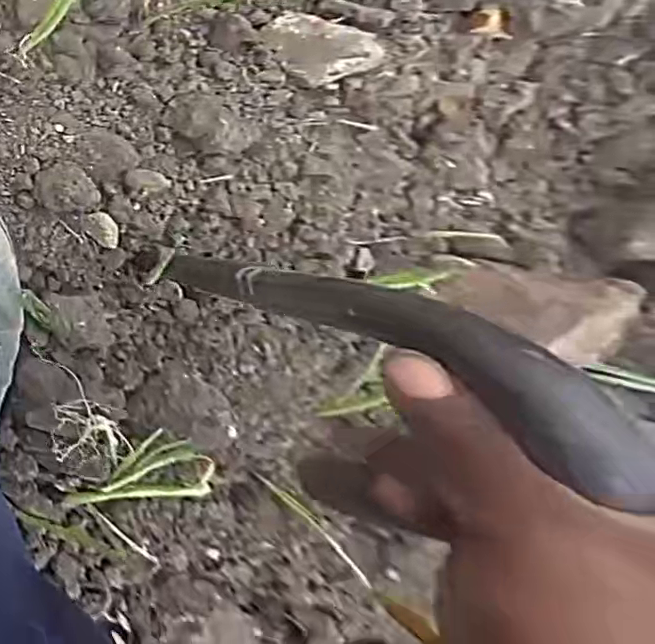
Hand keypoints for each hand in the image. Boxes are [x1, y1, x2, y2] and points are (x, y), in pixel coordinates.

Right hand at [329, 354, 654, 642]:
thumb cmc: (579, 621)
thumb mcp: (523, 523)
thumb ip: (467, 439)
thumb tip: (409, 362)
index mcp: (646, 497)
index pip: (554, 412)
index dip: (475, 392)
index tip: (406, 383)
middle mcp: (621, 516)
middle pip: (505, 445)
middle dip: (425, 446)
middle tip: (368, 449)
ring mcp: (576, 549)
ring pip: (474, 481)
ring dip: (404, 474)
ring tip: (354, 481)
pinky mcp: (529, 572)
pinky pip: (464, 515)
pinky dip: (413, 504)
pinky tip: (373, 502)